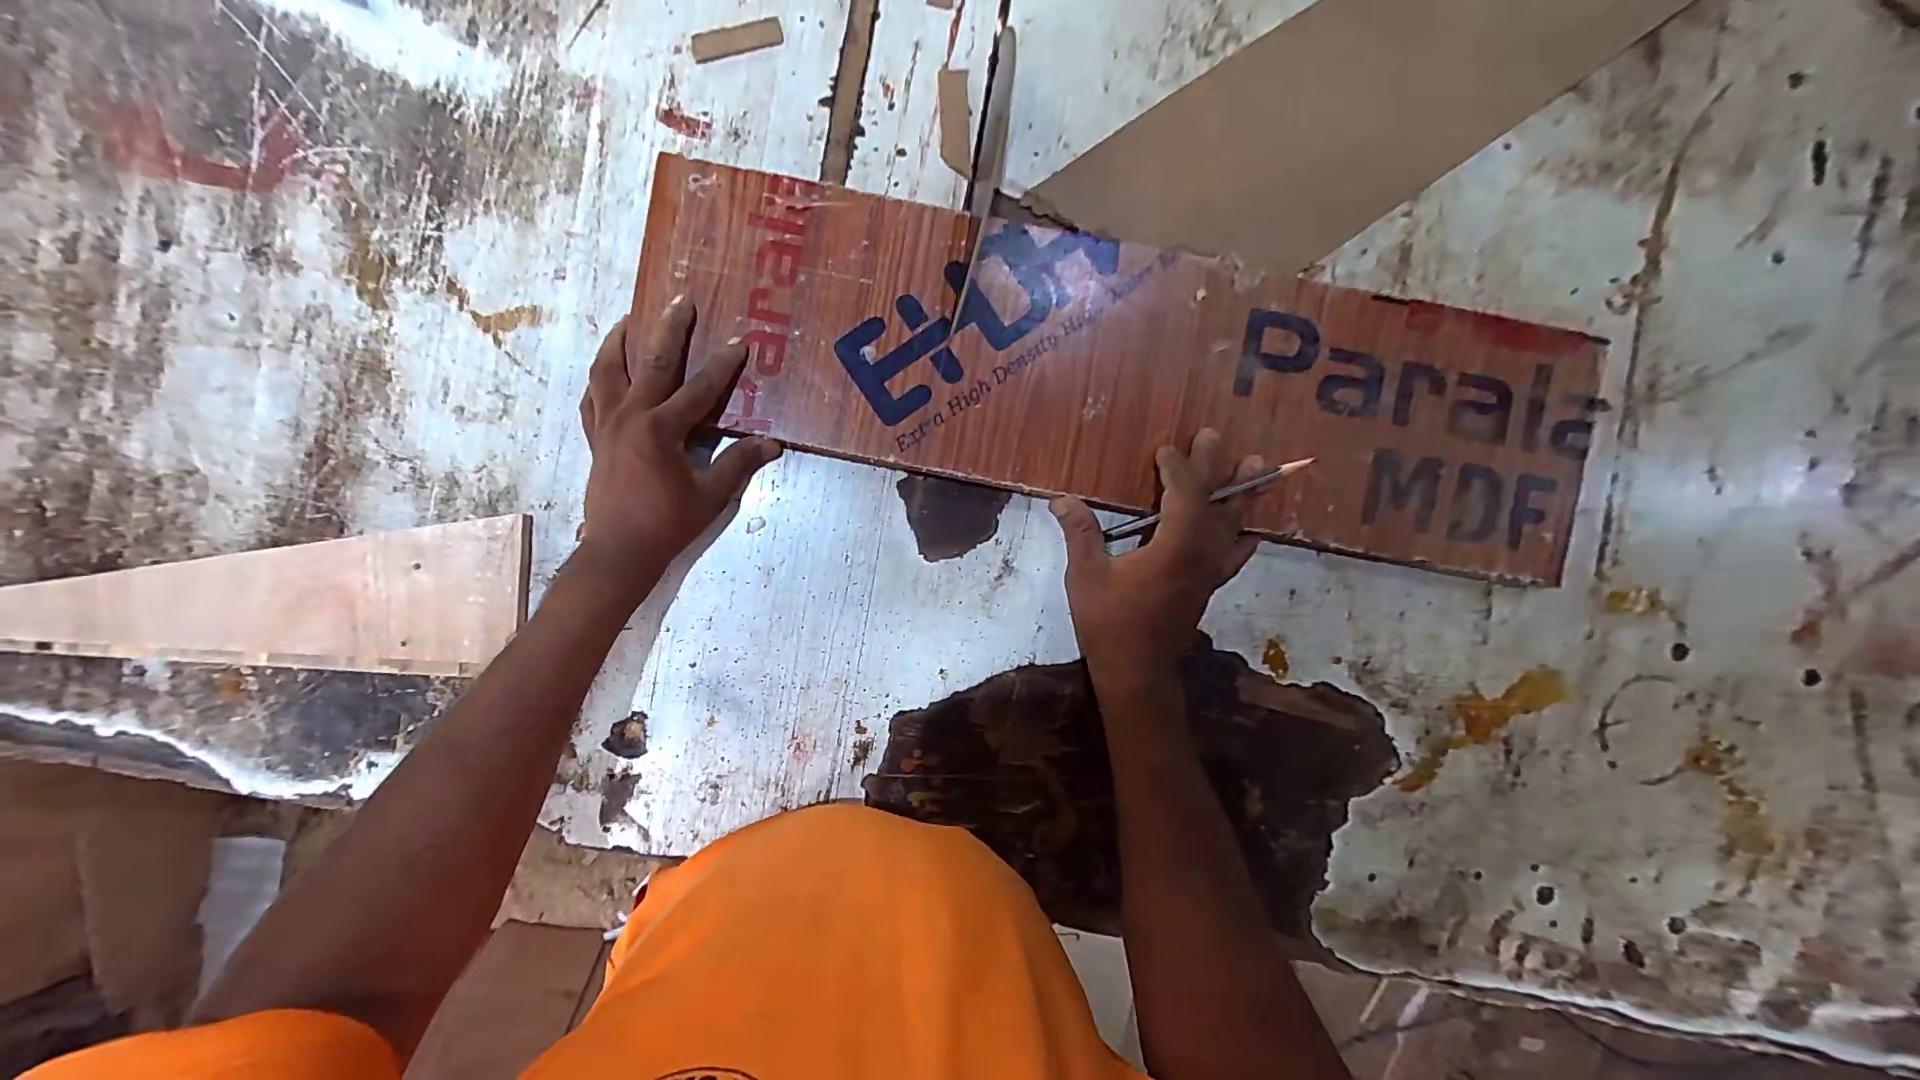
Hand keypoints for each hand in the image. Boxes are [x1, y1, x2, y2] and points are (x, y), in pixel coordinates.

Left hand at [575, 296, 781, 599]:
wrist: (619, 551)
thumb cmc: (667, 524)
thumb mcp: (710, 496)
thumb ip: (739, 464)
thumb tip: (772, 445)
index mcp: (659, 430)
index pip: (698, 390)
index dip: (722, 366)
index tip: (739, 342)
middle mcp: (629, 417)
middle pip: (650, 364)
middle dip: (668, 330)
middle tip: (679, 299)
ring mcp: (606, 426)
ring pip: (606, 372)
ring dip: (618, 342)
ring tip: (628, 320)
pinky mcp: (595, 438)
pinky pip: (591, 398)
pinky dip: (599, 379)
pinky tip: (606, 371)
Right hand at [1050, 428, 1265, 683]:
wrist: (1138, 672)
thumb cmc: (1110, 624)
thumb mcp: (1086, 577)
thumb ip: (1080, 534)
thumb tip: (1061, 499)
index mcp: (1174, 549)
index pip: (1184, 496)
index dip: (1176, 469)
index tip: (1165, 450)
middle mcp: (1201, 555)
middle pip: (1214, 502)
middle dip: (1213, 467)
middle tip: (1214, 434)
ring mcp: (1210, 572)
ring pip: (1232, 524)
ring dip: (1241, 492)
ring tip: (1256, 463)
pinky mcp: (1209, 585)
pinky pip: (1235, 554)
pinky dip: (1244, 535)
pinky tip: (1252, 527)